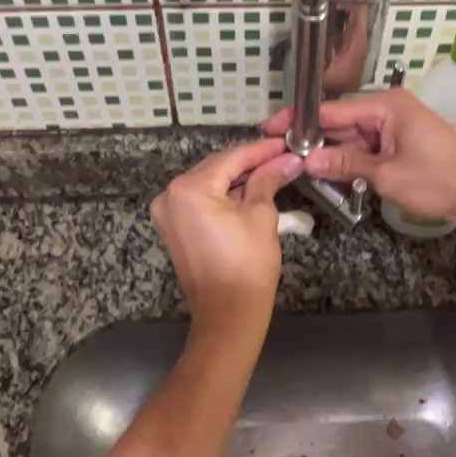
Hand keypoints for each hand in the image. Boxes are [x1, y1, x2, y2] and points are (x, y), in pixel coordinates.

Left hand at [151, 138, 302, 331]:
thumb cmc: (247, 264)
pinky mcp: (174, 229)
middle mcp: (170, 196)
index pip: (230, 158)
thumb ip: (268, 180)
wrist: (228, 313)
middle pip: (216, 168)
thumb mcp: (261, 215)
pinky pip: (201, 202)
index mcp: (189, 188)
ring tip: (272, 172)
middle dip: (250, 164)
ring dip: (238, 180)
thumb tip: (287, 160)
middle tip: (282, 157)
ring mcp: (168, 214)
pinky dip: (224, 196)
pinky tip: (250, 191)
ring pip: (209, 185)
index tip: (284, 143)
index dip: (261, 150)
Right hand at [261, 89, 455, 221]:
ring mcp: (398, 126)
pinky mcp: (403, 142)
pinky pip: (369, 146)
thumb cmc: (438, 180)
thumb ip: (344, 164)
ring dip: (332, 151)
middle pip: (342, 121)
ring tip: (299, 164)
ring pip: (354, 136)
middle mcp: (390, 108)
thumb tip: (307, 160)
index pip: (332, 110)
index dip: (300, 120)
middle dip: (314, 138)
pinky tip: (329, 170)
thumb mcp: (385, 174)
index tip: (271, 127)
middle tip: (281, 150)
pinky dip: (351, 158)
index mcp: (386, 105)